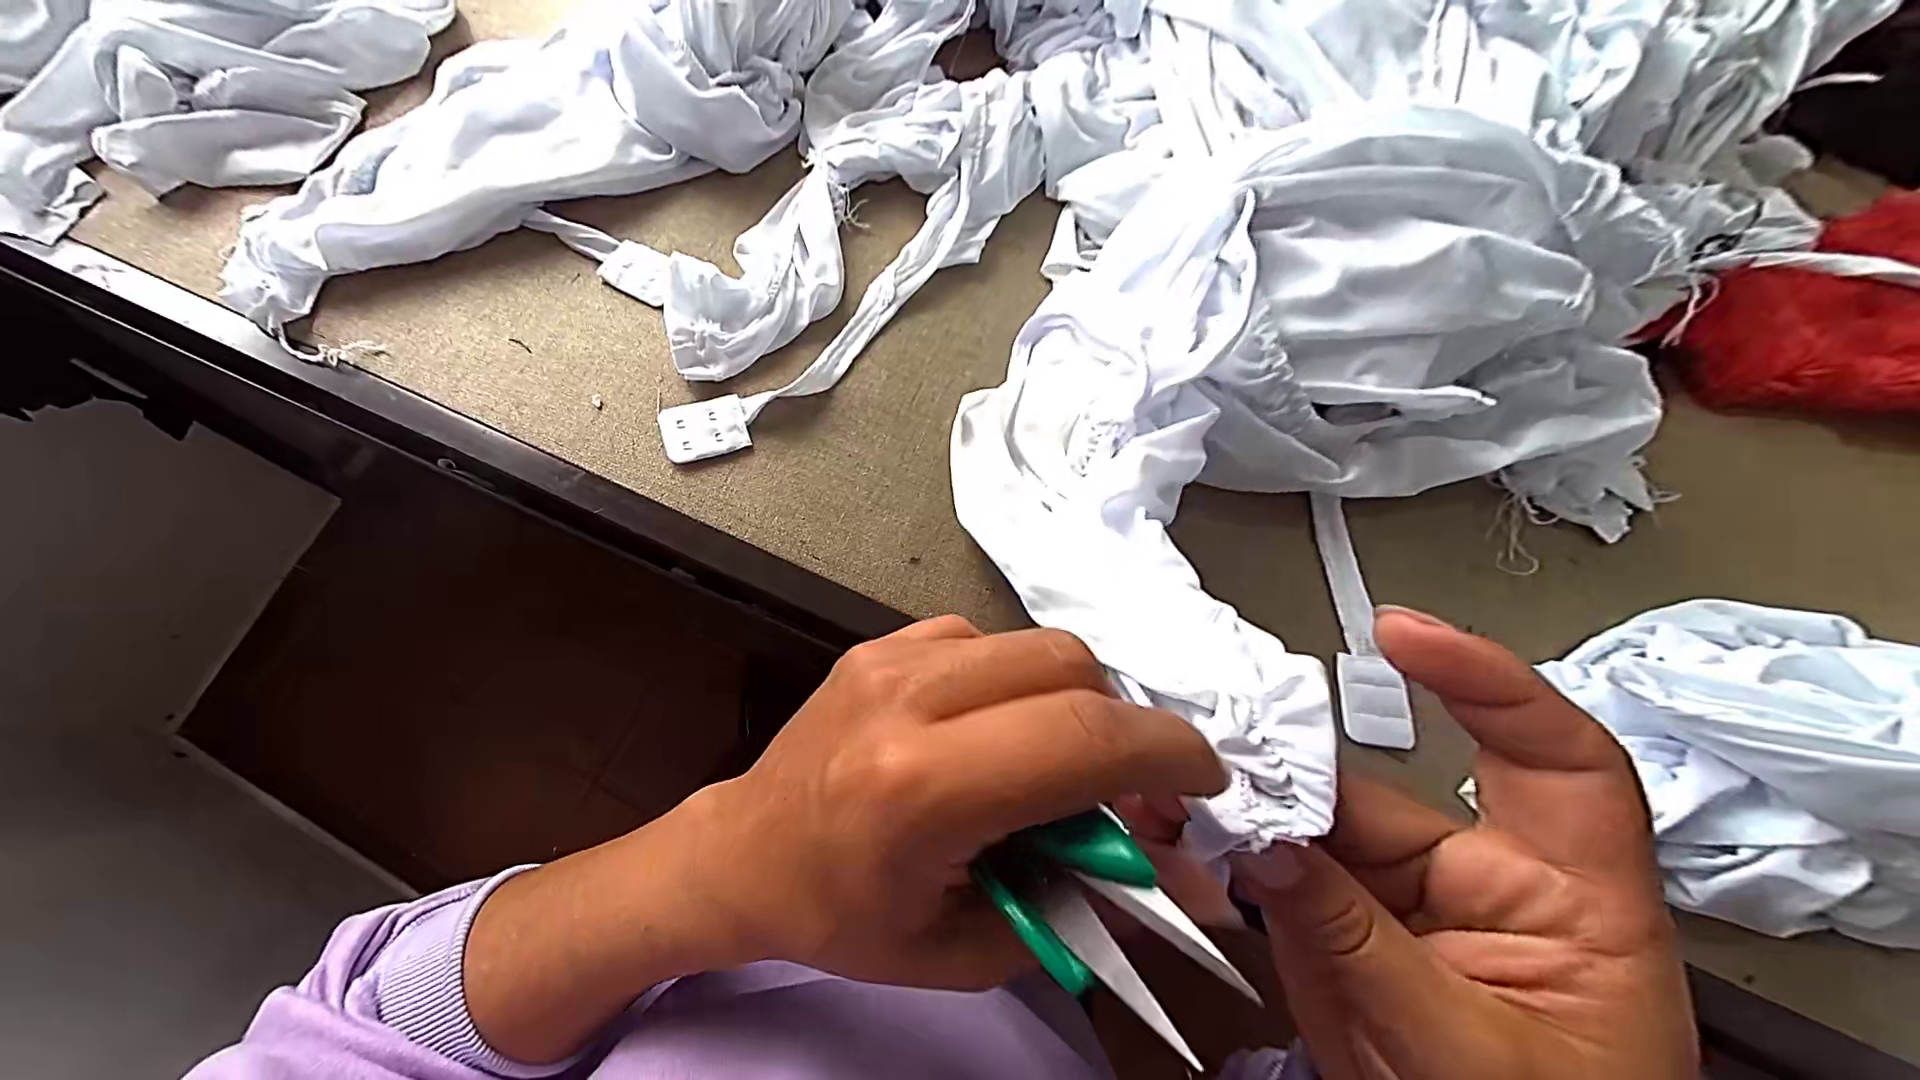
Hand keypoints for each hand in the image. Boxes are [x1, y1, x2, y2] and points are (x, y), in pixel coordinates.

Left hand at [463, 616, 1224, 1062]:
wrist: (744, 851)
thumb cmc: (848, 917)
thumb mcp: (971, 942)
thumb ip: (1084, 900)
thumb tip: (1184, 872)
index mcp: (921, 786)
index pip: (1080, 739)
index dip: (1165, 753)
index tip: (1201, 781)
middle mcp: (907, 697)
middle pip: (1070, 666)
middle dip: (1121, 724)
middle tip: (1120, 782)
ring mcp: (891, 655)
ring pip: (1035, 644)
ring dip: (1071, 699)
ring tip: (1049, 756)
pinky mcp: (883, 639)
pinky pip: (987, 639)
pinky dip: (1017, 680)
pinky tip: (990, 726)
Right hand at [1233, 608, 1696, 1079]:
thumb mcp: (1458, 1051)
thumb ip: (1358, 941)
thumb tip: (1271, 846)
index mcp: (1566, 899)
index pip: (1554, 758)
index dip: (1486, 682)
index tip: (1405, 634)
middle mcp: (1472, 874)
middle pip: (1373, 789)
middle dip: (1291, 773)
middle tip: (1221, 759)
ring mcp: (1393, 889)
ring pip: (1308, 817)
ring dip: (1244, 810)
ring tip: (1185, 801)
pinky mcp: (1334, 906)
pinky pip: (1275, 855)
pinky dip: (1227, 842)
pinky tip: (1190, 831)